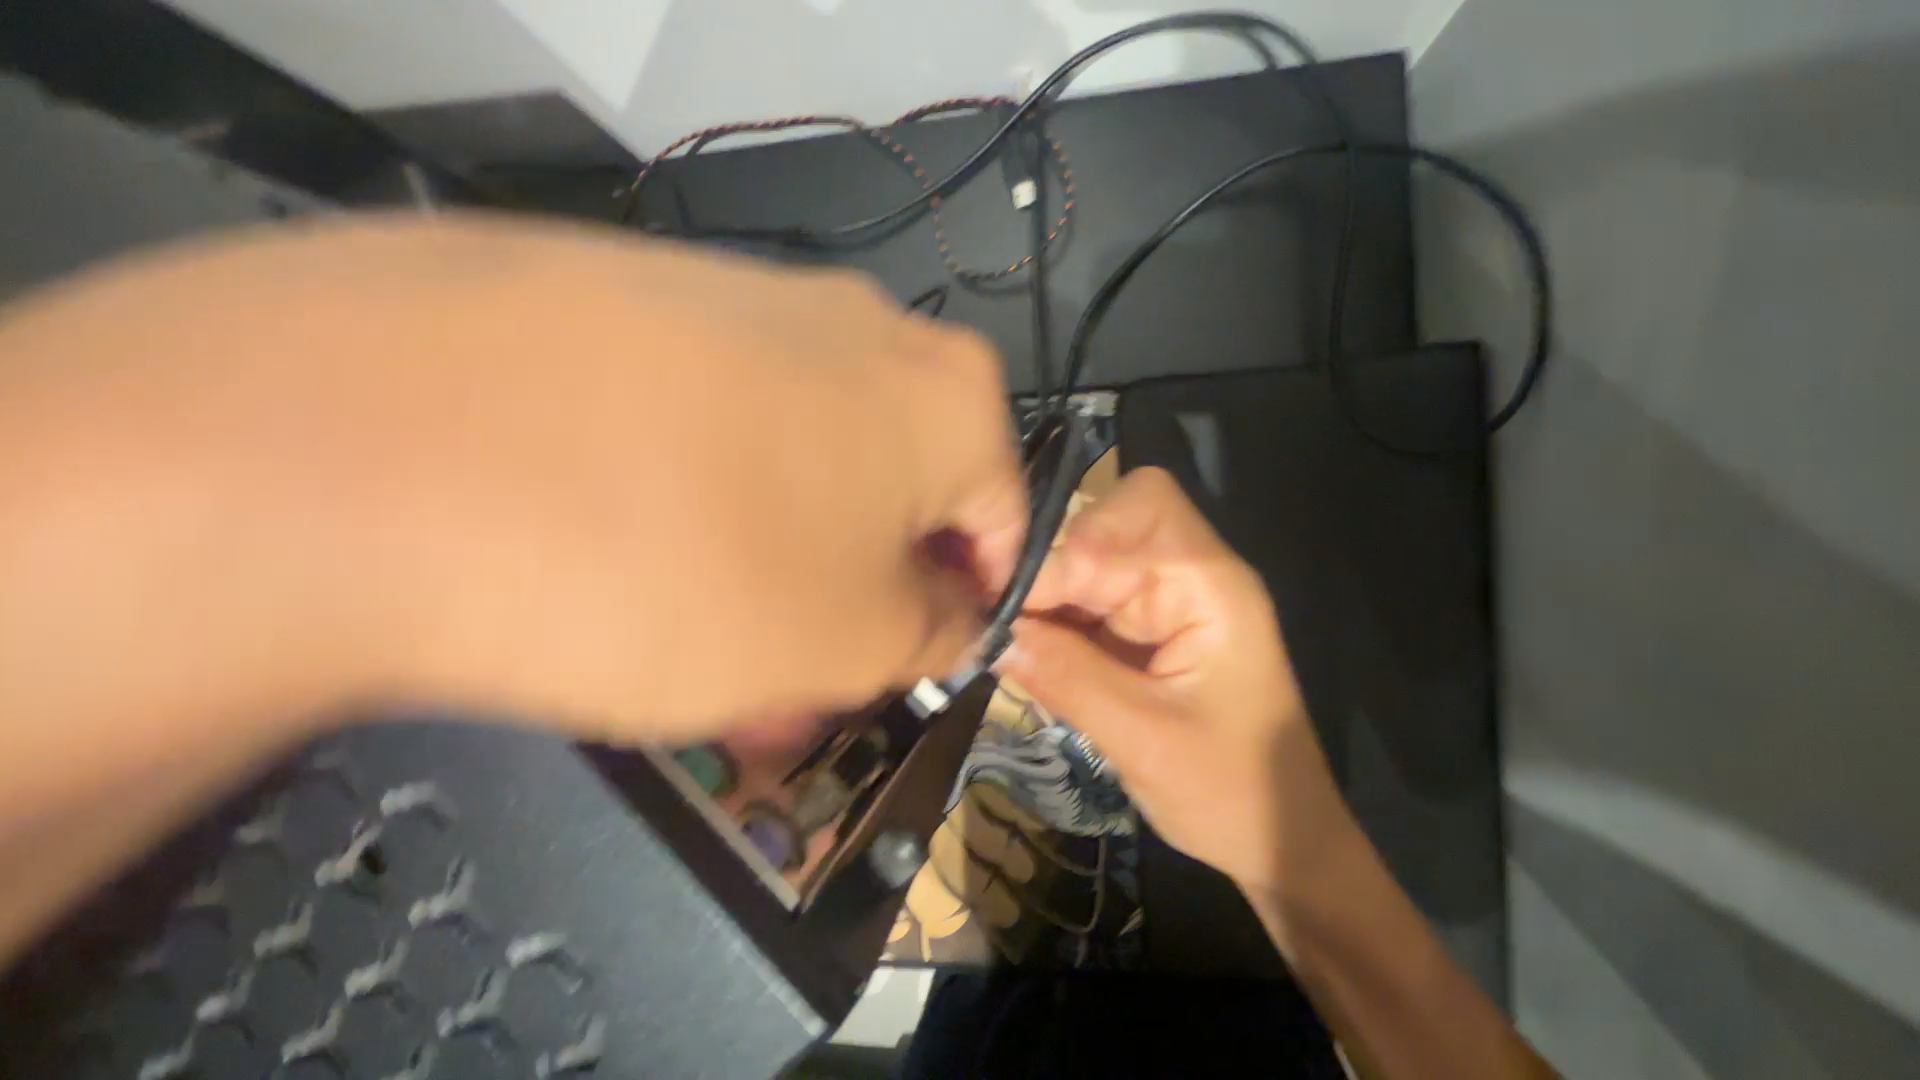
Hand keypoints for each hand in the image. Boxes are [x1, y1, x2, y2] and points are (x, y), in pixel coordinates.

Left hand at [0, 215, 1025, 744]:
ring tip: (697, 629)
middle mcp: (857, 325)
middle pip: (894, 481)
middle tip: (800, 668)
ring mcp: (738, 299)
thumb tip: (948, 611)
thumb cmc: (684, 566)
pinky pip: (707, 417)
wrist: (390, 441)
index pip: (1004, 516)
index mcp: (945, 396)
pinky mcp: (631, 301)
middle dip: (862, 583)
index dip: (968, 601)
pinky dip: (695, 495)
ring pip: (797, 453)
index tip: (914, 659)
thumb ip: (927, 633)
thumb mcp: (842, 646)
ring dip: (777, 548)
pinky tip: (622, 551)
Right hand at [996, 468, 1351, 899]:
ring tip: (1003, 644)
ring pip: (1086, 568)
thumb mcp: (1145, 740)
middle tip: (1000, 623)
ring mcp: (1164, 605)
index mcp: (1210, 586)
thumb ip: (1069, 679)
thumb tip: (994, 635)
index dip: (1073, 542)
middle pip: (1105, 528)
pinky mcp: (1143, 634)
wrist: (1281, 840)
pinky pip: (1085, 608)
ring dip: (1044, 601)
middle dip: (1051, 571)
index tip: (1011, 597)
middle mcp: (1187, 578)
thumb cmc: (1233, 793)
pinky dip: (1052, 627)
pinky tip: (1026, 659)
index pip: (1138, 513)